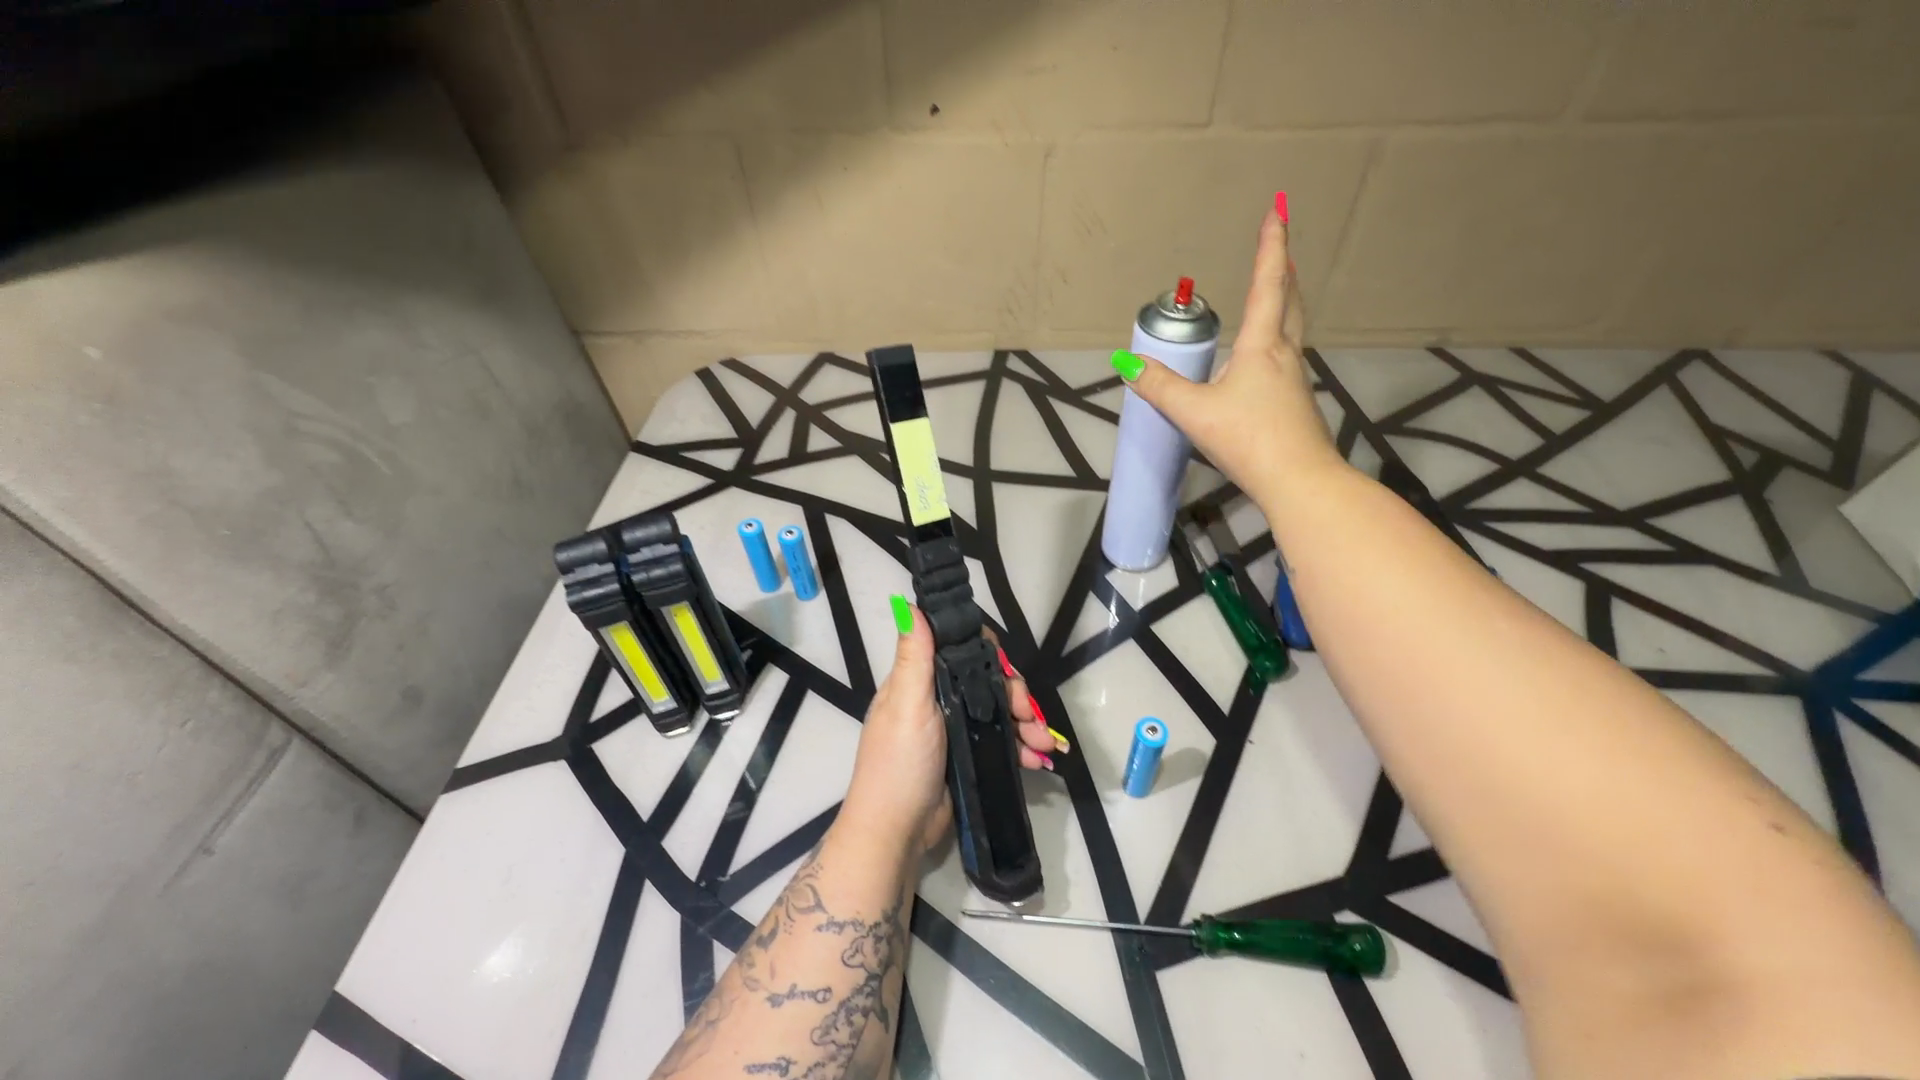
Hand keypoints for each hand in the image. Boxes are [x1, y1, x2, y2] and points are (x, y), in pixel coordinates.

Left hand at [842, 601, 1057, 855]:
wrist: (896, 830)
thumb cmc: (899, 762)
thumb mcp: (906, 705)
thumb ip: (915, 658)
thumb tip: (909, 604)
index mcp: (920, 683)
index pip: (961, 652)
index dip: (988, 655)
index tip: (1006, 668)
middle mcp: (938, 702)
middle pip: (988, 684)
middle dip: (1016, 697)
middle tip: (1030, 717)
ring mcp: (954, 732)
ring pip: (999, 714)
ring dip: (1026, 725)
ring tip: (1044, 745)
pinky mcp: (968, 759)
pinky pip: (1002, 743)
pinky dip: (1022, 749)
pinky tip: (1038, 760)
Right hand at [1117, 201, 1345, 507]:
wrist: (1300, 481)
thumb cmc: (1250, 440)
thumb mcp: (1195, 413)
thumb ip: (1160, 388)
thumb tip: (1126, 365)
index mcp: (1263, 347)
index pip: (1268, 284)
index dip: (1272, 245)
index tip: (1278, 210)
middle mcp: (1285, 355)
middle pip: (1289, 301)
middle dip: (1283, 270)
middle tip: (1280, 247)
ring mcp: (1295, 380)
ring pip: (1292, 329)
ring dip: (1284, 303)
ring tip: (1275, 292)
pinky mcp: (1296, 404)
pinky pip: (1286, 358)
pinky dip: (1277, 339)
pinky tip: (1263, 359)